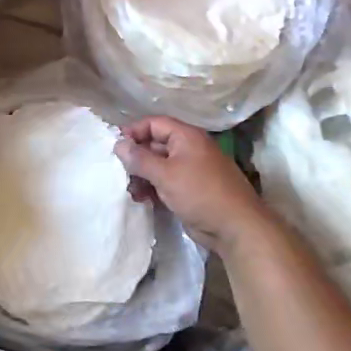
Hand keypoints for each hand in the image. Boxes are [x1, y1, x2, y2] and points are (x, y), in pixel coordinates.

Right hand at [115, 116, 276, 254]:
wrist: (234, 226)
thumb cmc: (200, 192)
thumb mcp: (166, 174)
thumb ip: (140, 158)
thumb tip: (119, 143)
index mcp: (187, 137)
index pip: (155, 124)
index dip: (134, 131)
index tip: (115, 146)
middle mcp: (188, 149)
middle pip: (155, 145)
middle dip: (136, 157)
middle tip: (118, 171)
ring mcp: (190, 171)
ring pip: (159, 166)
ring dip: (142, 176)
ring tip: (129, 190)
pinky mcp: (189, 191)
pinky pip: (165, 183)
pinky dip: (152, 188)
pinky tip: (141, 199)